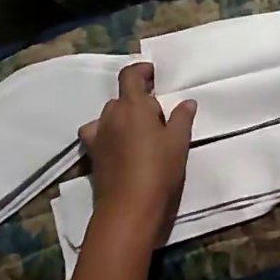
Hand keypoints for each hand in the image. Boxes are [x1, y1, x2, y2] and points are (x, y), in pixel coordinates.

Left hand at [79, 63, 195, 237]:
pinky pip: (98, 133)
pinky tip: (117, 144)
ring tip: (141, 132)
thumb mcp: (178, 143)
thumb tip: (187, 102)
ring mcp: (99, 133)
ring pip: (110, 115)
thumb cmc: (159, 171)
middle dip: (138, 101)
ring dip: (123, 117)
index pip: (130, 75)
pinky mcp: (93, 153)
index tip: (154, 75)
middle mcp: (111, 114)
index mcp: (133, 105)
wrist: (129, 208)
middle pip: (122, 97)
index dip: (141, 71)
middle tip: (158, 116)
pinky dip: (107, 133)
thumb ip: (182, 118)